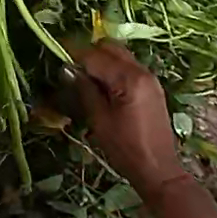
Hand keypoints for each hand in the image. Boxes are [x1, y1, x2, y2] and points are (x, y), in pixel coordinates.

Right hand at [75, 40, 188, 198]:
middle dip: (90, 52)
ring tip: (85, 77)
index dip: (75, 53)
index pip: (96, 56)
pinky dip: (114, 68)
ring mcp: (149, 77)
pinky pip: (129, 66)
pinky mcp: (152, 86)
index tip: (58, 50)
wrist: (158, 170)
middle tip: (72, 67)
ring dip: (102, 59)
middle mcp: (142, 71)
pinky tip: (103, 85)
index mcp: (129, 79)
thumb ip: (85, 90)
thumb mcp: (100, 120)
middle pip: (111, 48)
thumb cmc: (125, 149)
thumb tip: (68, 69)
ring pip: (121, 55)